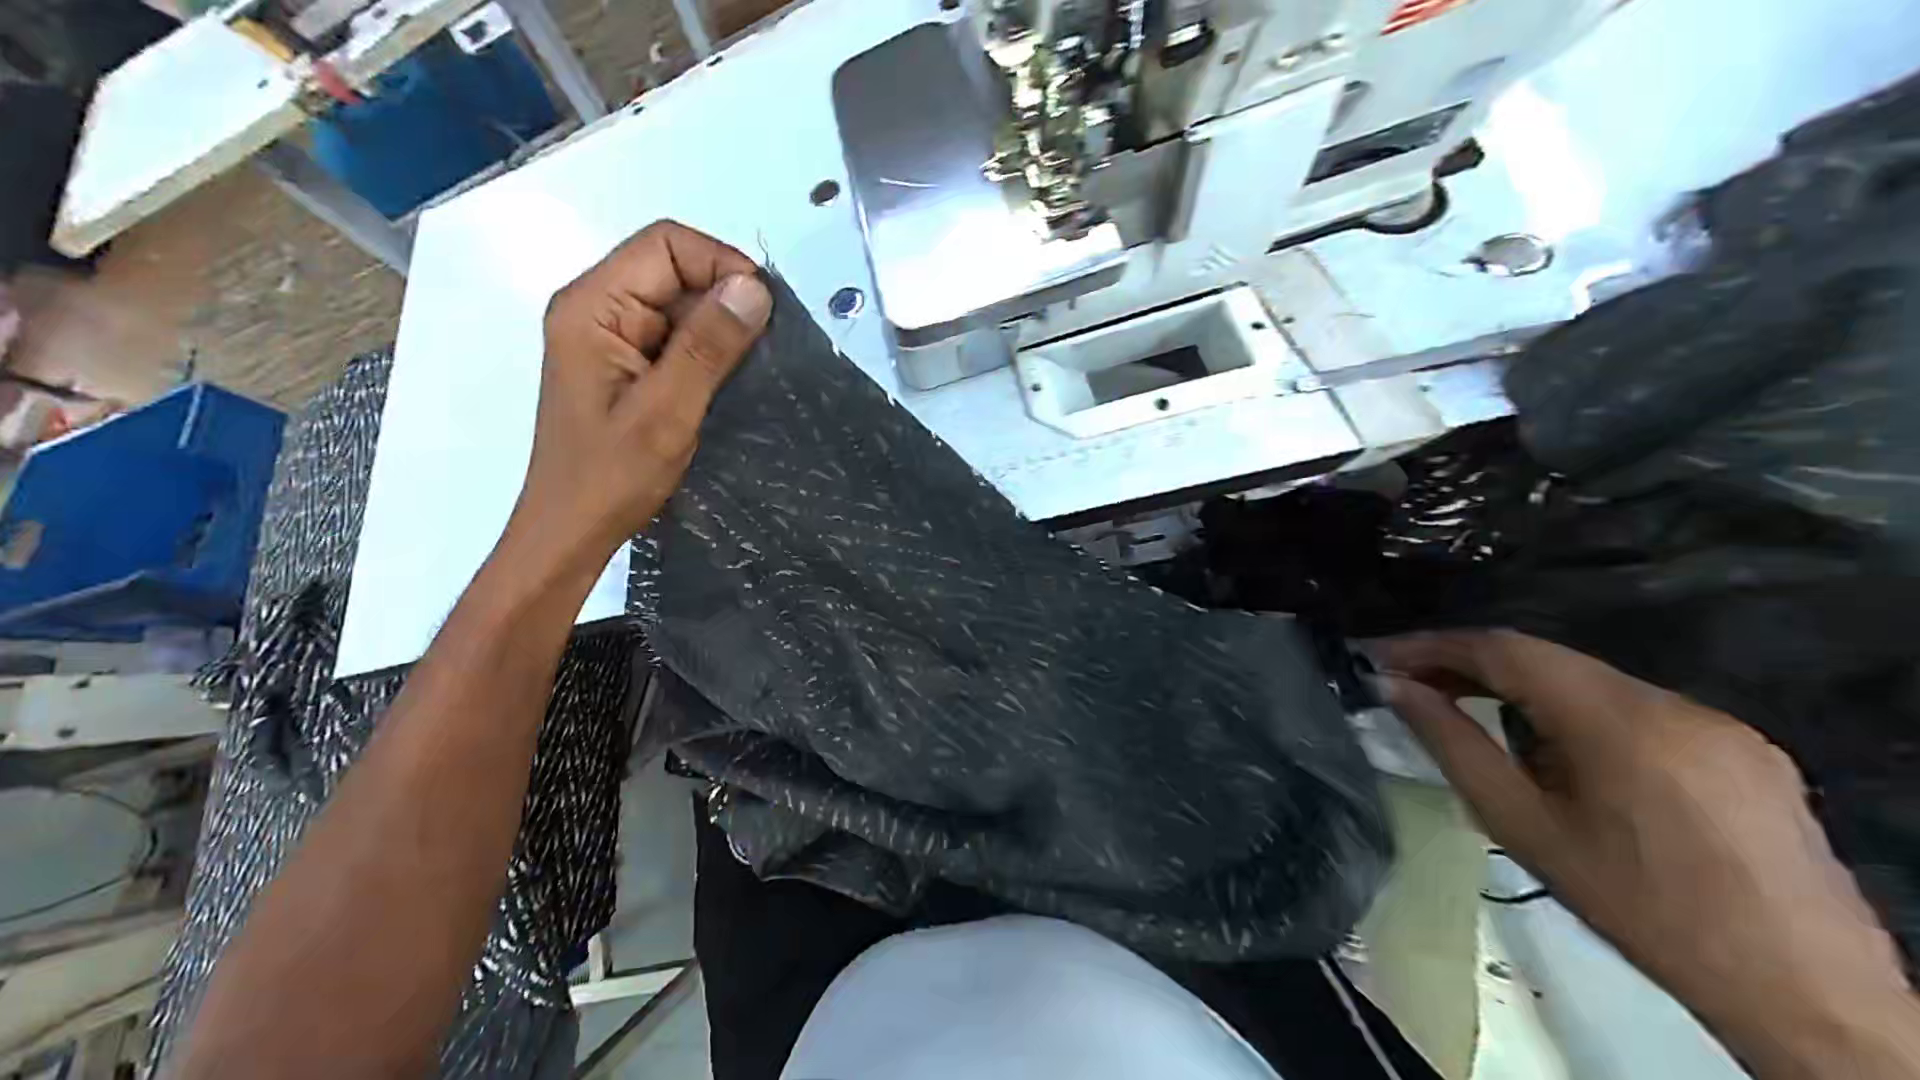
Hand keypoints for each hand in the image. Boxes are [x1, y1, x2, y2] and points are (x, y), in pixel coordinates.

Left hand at [506, 220, 770, 581]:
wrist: (572, 529)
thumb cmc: (611, 476)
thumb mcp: (666, 411)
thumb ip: (708, 346)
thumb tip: (755, 287)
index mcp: (593, 306)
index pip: (665, 244)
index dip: (721, 263)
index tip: (763, 312)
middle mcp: (597, 308)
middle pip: (673, 268)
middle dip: (724, 299)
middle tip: (763, 348)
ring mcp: (612, 337)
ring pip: (681, 304)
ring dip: (720, 329)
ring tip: (749, 369)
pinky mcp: (627, 363)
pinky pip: (676, 337)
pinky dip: (708, 351)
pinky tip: (727, 380)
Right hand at [1371, 630, 1919, 1079]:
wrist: (1804, 993)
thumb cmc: (1637, 908)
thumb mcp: (1521, 825)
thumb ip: (1452, 743)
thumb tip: (1393, 688)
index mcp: (1621, 721)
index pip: (1506, 649)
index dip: (1432, 645)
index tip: (1378, 657)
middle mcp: (1674, 703)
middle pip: (1546, 659)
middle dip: (1467, 664)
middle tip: (1407, 683)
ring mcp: (1716, 721)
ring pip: (1586, 680)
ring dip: (1516, 687)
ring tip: (1462, 708)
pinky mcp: (1740, 746)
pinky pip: (1629, 706)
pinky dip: (1567, 709)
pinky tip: (1545, 745)